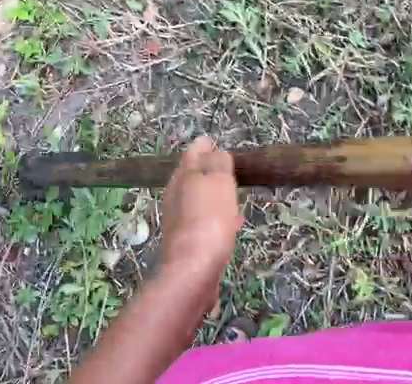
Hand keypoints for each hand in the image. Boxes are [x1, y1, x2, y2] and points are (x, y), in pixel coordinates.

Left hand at [156, 136, 241, 291]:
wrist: (193, 270)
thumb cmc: (208, 218)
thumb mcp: (218, 180)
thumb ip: (218, 161)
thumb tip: (216, 152)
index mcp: (182, 176)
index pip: (193, 151)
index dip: (206, 144)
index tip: (217, 141)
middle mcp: (176, 195)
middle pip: (193, 174)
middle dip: (209, 168)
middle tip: (228, 166)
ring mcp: (180, 219)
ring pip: (200, 198)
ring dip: (215, 193)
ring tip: (234, 193)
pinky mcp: (188, 241)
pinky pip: (206, 220)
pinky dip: (218, 216)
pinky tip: (233, 223)